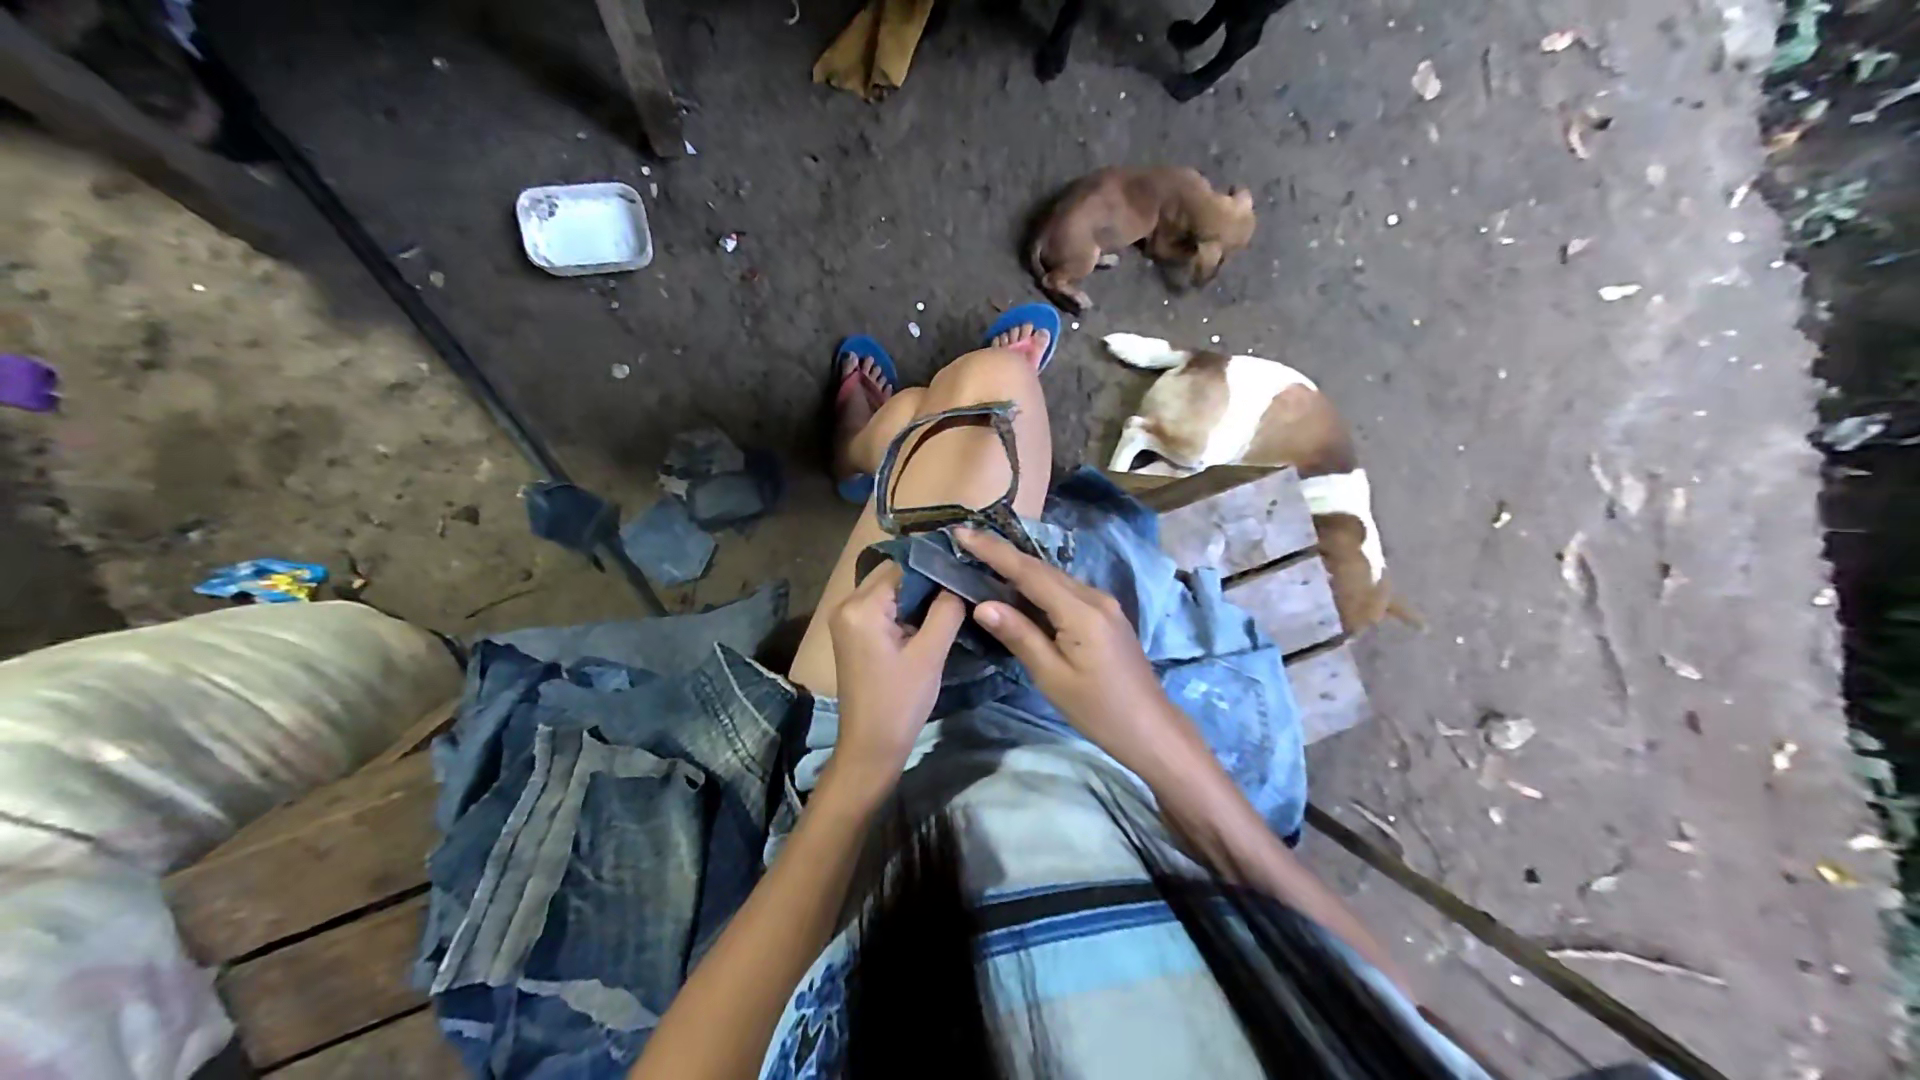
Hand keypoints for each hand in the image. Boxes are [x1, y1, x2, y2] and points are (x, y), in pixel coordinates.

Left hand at [826, 562, 965, 783]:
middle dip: (927, 577)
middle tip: (963, 581)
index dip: (936, 564)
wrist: (871, 746)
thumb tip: (958, 578)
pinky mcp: (852, 632)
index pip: (904, 566)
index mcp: (861, 606)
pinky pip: (882, 606)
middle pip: (894, 574)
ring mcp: (846, 618)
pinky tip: (931, 614)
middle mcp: (846, 604)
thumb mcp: (930, 654)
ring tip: (953, 596)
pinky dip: (905, 607)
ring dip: (918, 593)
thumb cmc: (900, 701)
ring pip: (889, 589)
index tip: (967, 567)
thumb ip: (946, 609)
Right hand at [954, 529, 1205, 779]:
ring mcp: (1103, 604)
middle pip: (1041, 569)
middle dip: (1002, 554)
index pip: (1028, 572)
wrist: (1150, 729)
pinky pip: (1065, 590)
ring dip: (1019, 568)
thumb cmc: (1098, 710)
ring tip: (983, 560)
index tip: (962, 532)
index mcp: (1081, 611)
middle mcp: (1094, 597)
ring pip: (1053, 578)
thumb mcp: (1052, 677)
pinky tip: (1018, 589)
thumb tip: (982, 605)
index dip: (993, 551)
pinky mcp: (1105, 614)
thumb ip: (1019, 636)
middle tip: (965, 542)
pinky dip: (1037, 585)